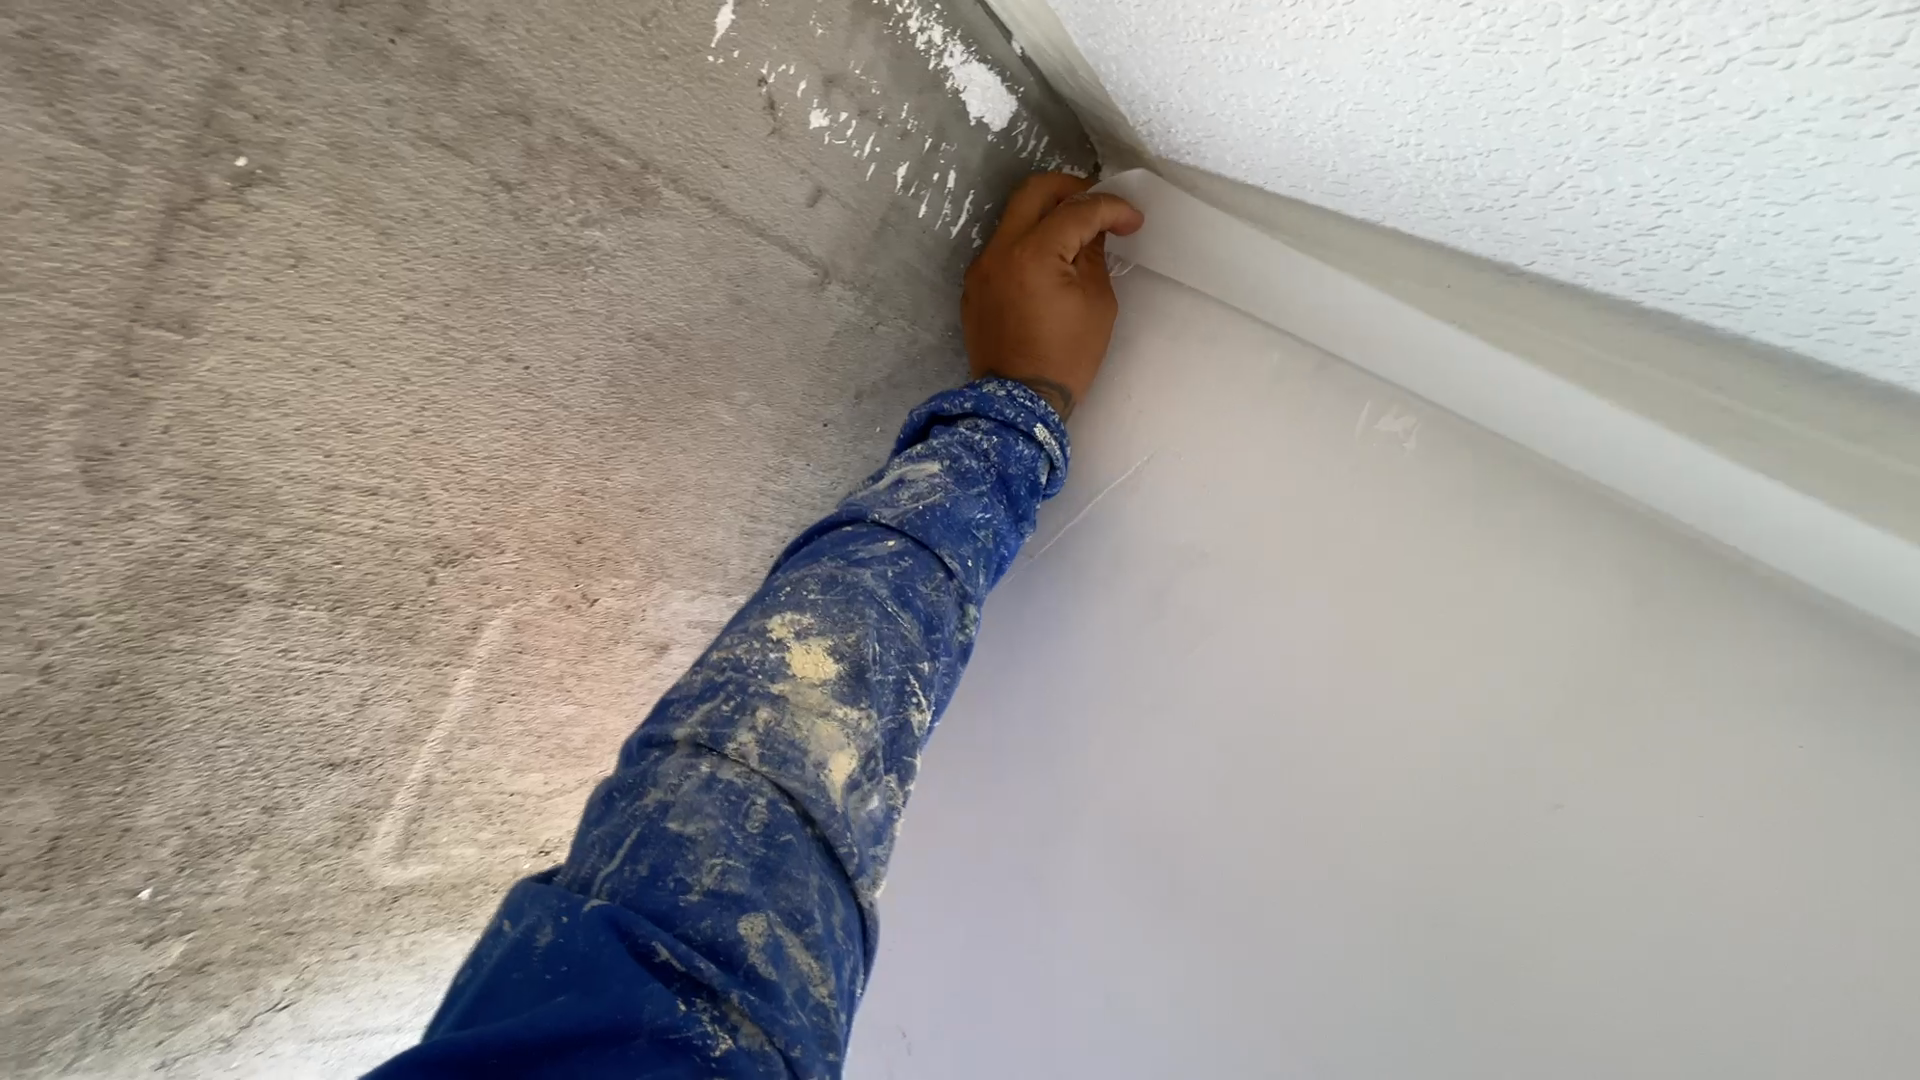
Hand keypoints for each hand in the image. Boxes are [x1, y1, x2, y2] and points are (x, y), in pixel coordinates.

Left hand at [962, 173, 1143, 419]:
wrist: (1019, 402)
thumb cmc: (1066, 358)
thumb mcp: (1097, 303)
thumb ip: (1094, 256)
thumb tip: (1092, 233)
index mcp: (1033, 254)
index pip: (1077, 211)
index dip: (1111, 208)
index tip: (1132, 221)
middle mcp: (999, 252)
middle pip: (1034, 192)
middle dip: (1071, 190)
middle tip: (1097, 207)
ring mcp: (981, 269)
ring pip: (1014, 219)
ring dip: (1046, 218)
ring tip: (1074, 237)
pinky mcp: (974, 288)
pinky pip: (1002, 250)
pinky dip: (1027, 246)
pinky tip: (1047, 266)